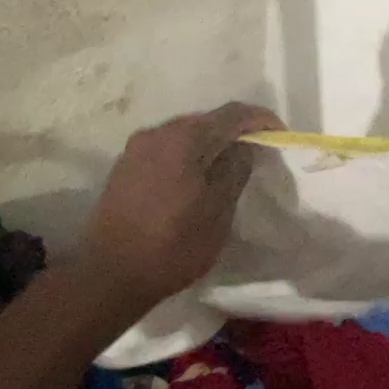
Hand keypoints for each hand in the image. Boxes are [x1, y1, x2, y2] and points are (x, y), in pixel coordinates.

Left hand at [81, 101, 283, 304]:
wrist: (108, 274)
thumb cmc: (172, 245)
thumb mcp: (218, 212)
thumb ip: (236, 171)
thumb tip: (245, 146)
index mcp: (183, 138)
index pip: (231, 114)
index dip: (260, 119)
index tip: (280, 136)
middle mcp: (156, 133)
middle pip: (205, 121)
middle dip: (234, 132)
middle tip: (257, 154)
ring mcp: (136, 149)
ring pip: (183, 136)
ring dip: (209, 146)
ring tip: (228, 170)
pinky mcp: (124, 167)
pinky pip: (165, 150)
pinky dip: (187, 157)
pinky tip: (196, 180)